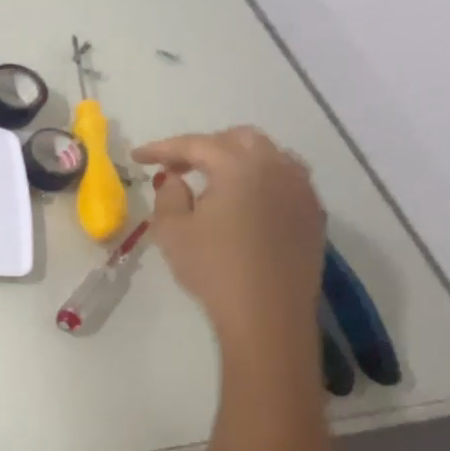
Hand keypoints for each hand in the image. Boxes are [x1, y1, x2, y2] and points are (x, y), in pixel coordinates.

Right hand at [133, 127, 324, 344]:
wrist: (267, 312)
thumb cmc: (213, 268)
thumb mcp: (172, 231)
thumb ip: (168, 195)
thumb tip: (174, 179)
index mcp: (240, 167)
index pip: (196, 144)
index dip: (163, 148)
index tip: (137, 157)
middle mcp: (277, 167)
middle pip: (239, 139)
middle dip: (204, 147)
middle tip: (175, 167)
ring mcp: (301, 188)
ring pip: (268, 155)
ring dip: (235, 159)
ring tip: (210, 181)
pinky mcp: (312, 211)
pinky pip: (284, 178)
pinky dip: (258, 178)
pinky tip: (241, 202)